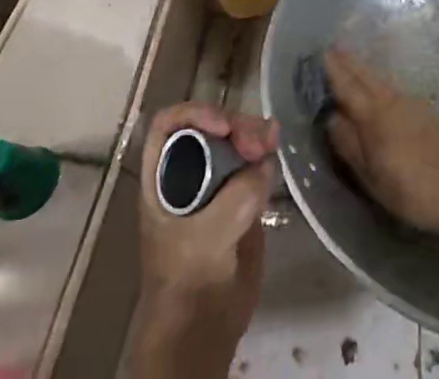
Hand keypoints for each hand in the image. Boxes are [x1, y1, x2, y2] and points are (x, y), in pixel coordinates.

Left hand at [131, 103, 278, 378]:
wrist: (204, 323)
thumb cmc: (189, 277)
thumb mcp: (210, 235)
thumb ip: (238, 194)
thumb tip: (264, 165)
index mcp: (161, 177)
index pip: (169, 125)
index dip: (195, 115)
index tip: (224, 127)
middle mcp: (186, 171)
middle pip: (209, 126)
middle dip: (235, 124)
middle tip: (258, 143)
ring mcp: (214, 182)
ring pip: (233, 139)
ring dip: (253, 133)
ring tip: (271, 141)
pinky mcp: (239, 196)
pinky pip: (251, 161)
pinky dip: (264, 149)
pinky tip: (276, 146)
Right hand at [324, 48, 438, 235]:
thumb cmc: (410, 189)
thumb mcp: (371, 175)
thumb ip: (349, 144)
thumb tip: (330, 117)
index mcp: (374, 116)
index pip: (348, 87)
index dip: (334, 71)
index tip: (322, 52)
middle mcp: (392, 102)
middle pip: (367, 77)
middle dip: (350, 63)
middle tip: (334, 47)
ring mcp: (412, 105)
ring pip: (381, 82)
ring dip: (365, 71)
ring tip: (352, 63)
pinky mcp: (426, 113)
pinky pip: (394, 90)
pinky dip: (380, 84)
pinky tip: (379, 90)